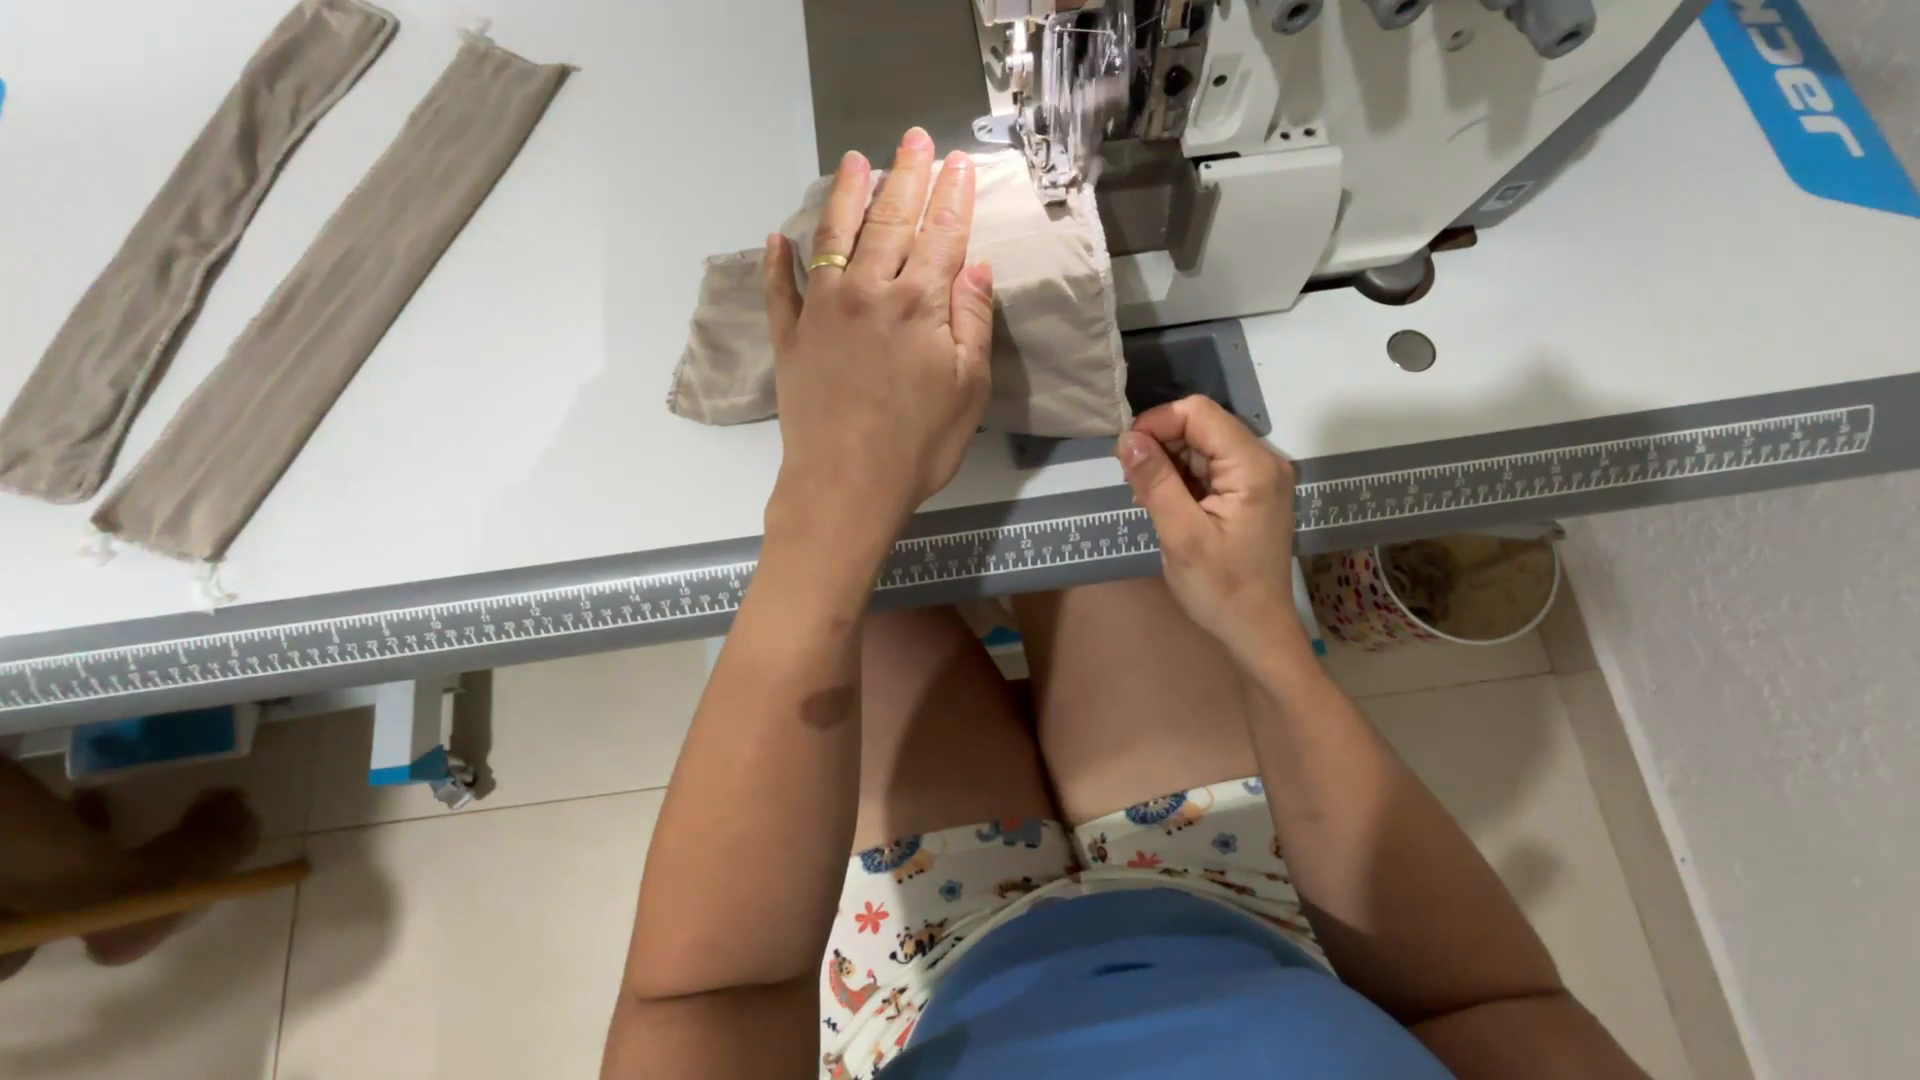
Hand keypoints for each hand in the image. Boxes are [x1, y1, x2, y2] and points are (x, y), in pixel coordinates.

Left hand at [762, 128, 995, 557]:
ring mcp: (822, 312)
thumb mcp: (968, 389)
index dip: (952, 196)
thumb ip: (972, 322)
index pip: (940, 235)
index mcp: (918, 304)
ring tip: (855, 162)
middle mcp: (868, 292)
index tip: (959, 162)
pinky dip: (776, 263)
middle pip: (890, 221)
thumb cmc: (919, 445)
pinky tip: (776, 239)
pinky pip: (779, 291)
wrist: (845, 486)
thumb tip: (975, 265)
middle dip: (906, 176)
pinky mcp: (790, 339)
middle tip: (914, 139)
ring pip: (834, 239)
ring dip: (847, 197)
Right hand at [1115, 396, 1302, 654]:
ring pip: (1202, 446)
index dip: (1157, 423)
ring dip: (1169, 464)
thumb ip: (1156, 481)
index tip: (1127, 456)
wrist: (1257, 631)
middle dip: (1161, 446)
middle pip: (1201, 425)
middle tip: (1135, 485)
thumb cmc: (1221, 589)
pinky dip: (1182, 479)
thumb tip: (1128, 438)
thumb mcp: (1181, 535)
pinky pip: (1210, 468)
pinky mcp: (1250, 493)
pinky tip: (1167, 507)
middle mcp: (1263, 461)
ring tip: (1149, 500)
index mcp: (1253, 466)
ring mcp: (1259, 477)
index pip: (1198, 412)